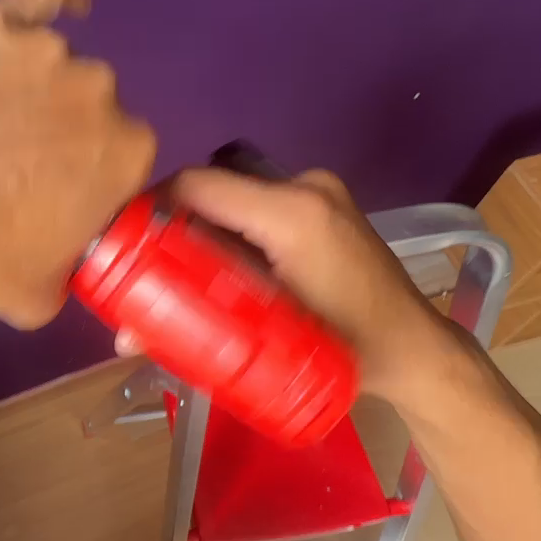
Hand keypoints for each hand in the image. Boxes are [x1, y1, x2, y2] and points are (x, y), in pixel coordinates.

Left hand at [0, 0, 155, 327]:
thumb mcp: (37, 295)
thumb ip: (69, 269)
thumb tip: (60, 258)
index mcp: (127, 153)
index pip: (121, 164)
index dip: (88, 183)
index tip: (55, 199)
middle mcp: (101, 91)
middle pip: (91, 112)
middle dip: (62, 138)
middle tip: (12, 164)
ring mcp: (47, 50)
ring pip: (56, 68)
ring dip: (35, 90)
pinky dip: (58, 0)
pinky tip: (63, 6)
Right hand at [134, 167, 481, 406]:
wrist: (417, 352)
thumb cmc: (347, 355)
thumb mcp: (263, 344)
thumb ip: (193, 333)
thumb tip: (123, 338)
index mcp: (291, 214)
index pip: (197, 185)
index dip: (150, 204)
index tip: (123, 238)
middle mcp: (304, 188)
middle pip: (213, 188)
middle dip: (173, 220)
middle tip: (147, 257)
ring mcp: (318, 191)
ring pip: (233, 194)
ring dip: (202, 223)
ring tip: (181, 263)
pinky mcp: (324, 202)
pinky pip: (257, 202)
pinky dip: (230, 225)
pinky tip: (223, 261)